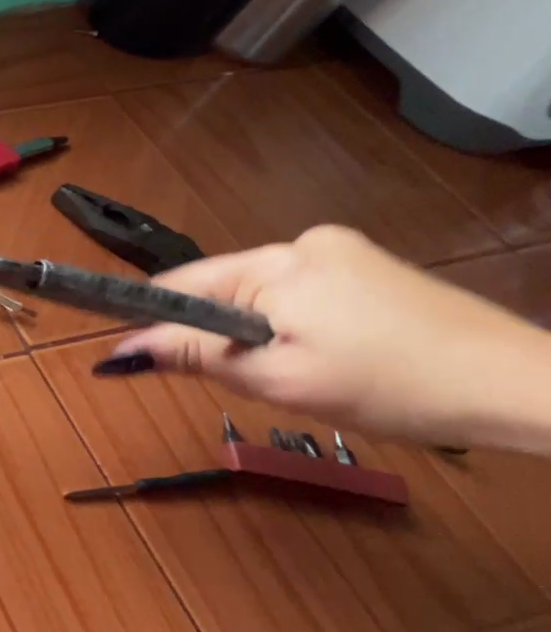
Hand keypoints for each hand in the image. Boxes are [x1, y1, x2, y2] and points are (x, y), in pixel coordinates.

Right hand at [99, 225, 550, 449]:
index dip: (147, 322)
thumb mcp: (279, 378)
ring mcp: (343, 252)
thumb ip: (194, 355)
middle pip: (221, 288)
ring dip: (254, 332)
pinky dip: (291, 325)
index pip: (180, 285)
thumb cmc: (392, 386)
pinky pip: (299, 294)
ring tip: (295, 374)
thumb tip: (121, 351)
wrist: (525, 388)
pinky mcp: (372, 268)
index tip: (123, 358)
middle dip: (215, 333)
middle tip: (239, 381)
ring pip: (260, 295)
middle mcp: (305, 242)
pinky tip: (327, 357)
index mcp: (278, 262)